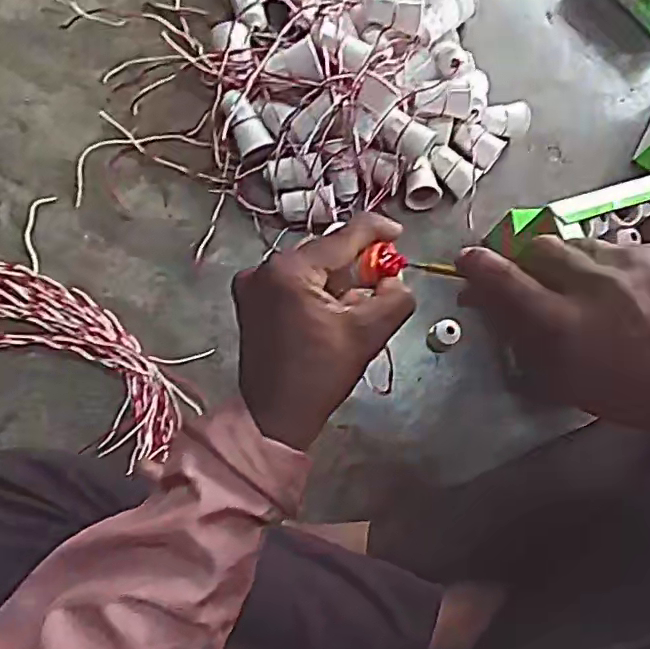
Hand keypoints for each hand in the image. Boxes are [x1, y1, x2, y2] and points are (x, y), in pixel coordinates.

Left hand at [234, 214, 415, 449]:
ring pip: (313, 270)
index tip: (397, 234)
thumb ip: (395, 297)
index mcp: (289, 270)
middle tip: (382, 288)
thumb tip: (396, 280)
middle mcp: (264, 270)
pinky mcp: (252, 303)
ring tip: (355, 314)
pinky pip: (296, 285)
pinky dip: (319, 294)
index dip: (377, 231)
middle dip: (358, 269)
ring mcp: (253, 287)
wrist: (275, 417)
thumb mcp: (368, 334)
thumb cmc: (317, 378)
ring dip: (340, 284)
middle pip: (327, 254)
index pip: (343, 236)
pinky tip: (332, 319)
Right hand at [457, 237, 649, 437]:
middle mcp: (594, 284)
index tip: (466, 259)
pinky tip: (614, 288)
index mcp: (566, 324)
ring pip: (574, 242)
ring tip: (576, 286)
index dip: (480, 267)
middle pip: (538, 246)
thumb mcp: (559, 377)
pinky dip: (601, 264)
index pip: (508, 281)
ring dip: (563, 260)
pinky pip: (610, 245)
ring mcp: (628, 262)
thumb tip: (484, 301)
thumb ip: (518, 335)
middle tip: (526, 276)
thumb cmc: (621, 391)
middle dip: (523, 258)